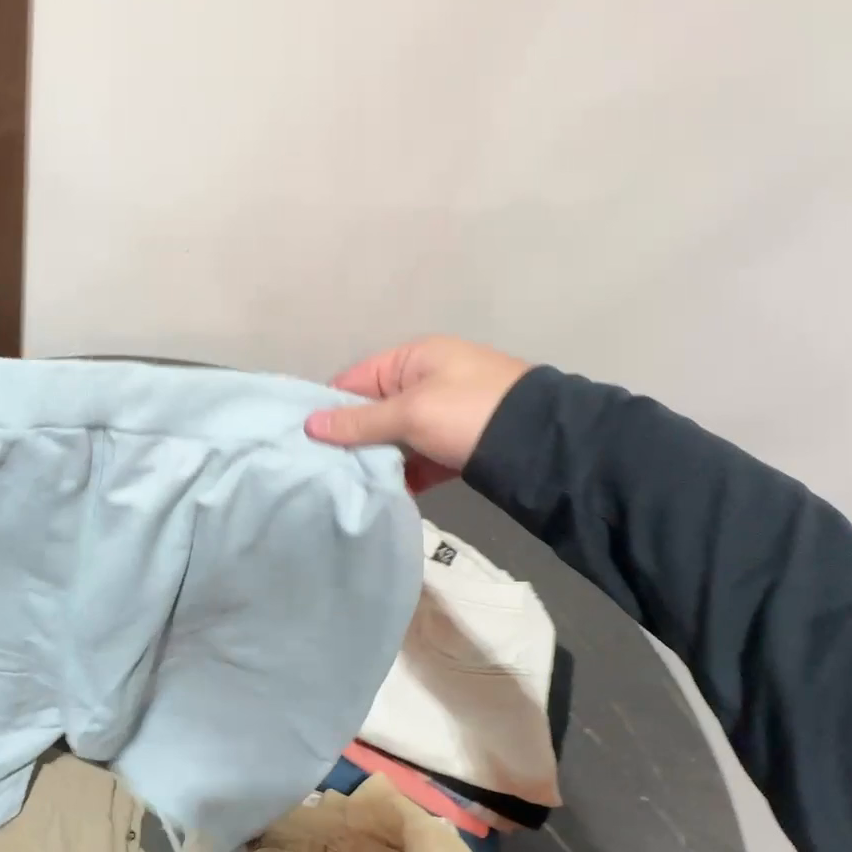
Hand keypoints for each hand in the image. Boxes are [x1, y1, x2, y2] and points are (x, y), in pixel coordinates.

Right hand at [305, 337, 530, 492]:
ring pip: (392, 438)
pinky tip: (383, 493)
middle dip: (350, 438)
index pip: (354, 380)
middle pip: (371, 411)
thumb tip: (309, 426)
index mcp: (414, 359)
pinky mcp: (454, 445)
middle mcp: (426, 381)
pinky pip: (415, 459)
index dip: (329, 407)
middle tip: (323, 466)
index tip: (306, 439)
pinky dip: (401, 474)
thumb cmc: (470, 413)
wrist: (546, 446)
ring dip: (374, 459)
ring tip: (348, 483)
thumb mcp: (409, 413)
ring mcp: (442, 414)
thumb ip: (358, 422)